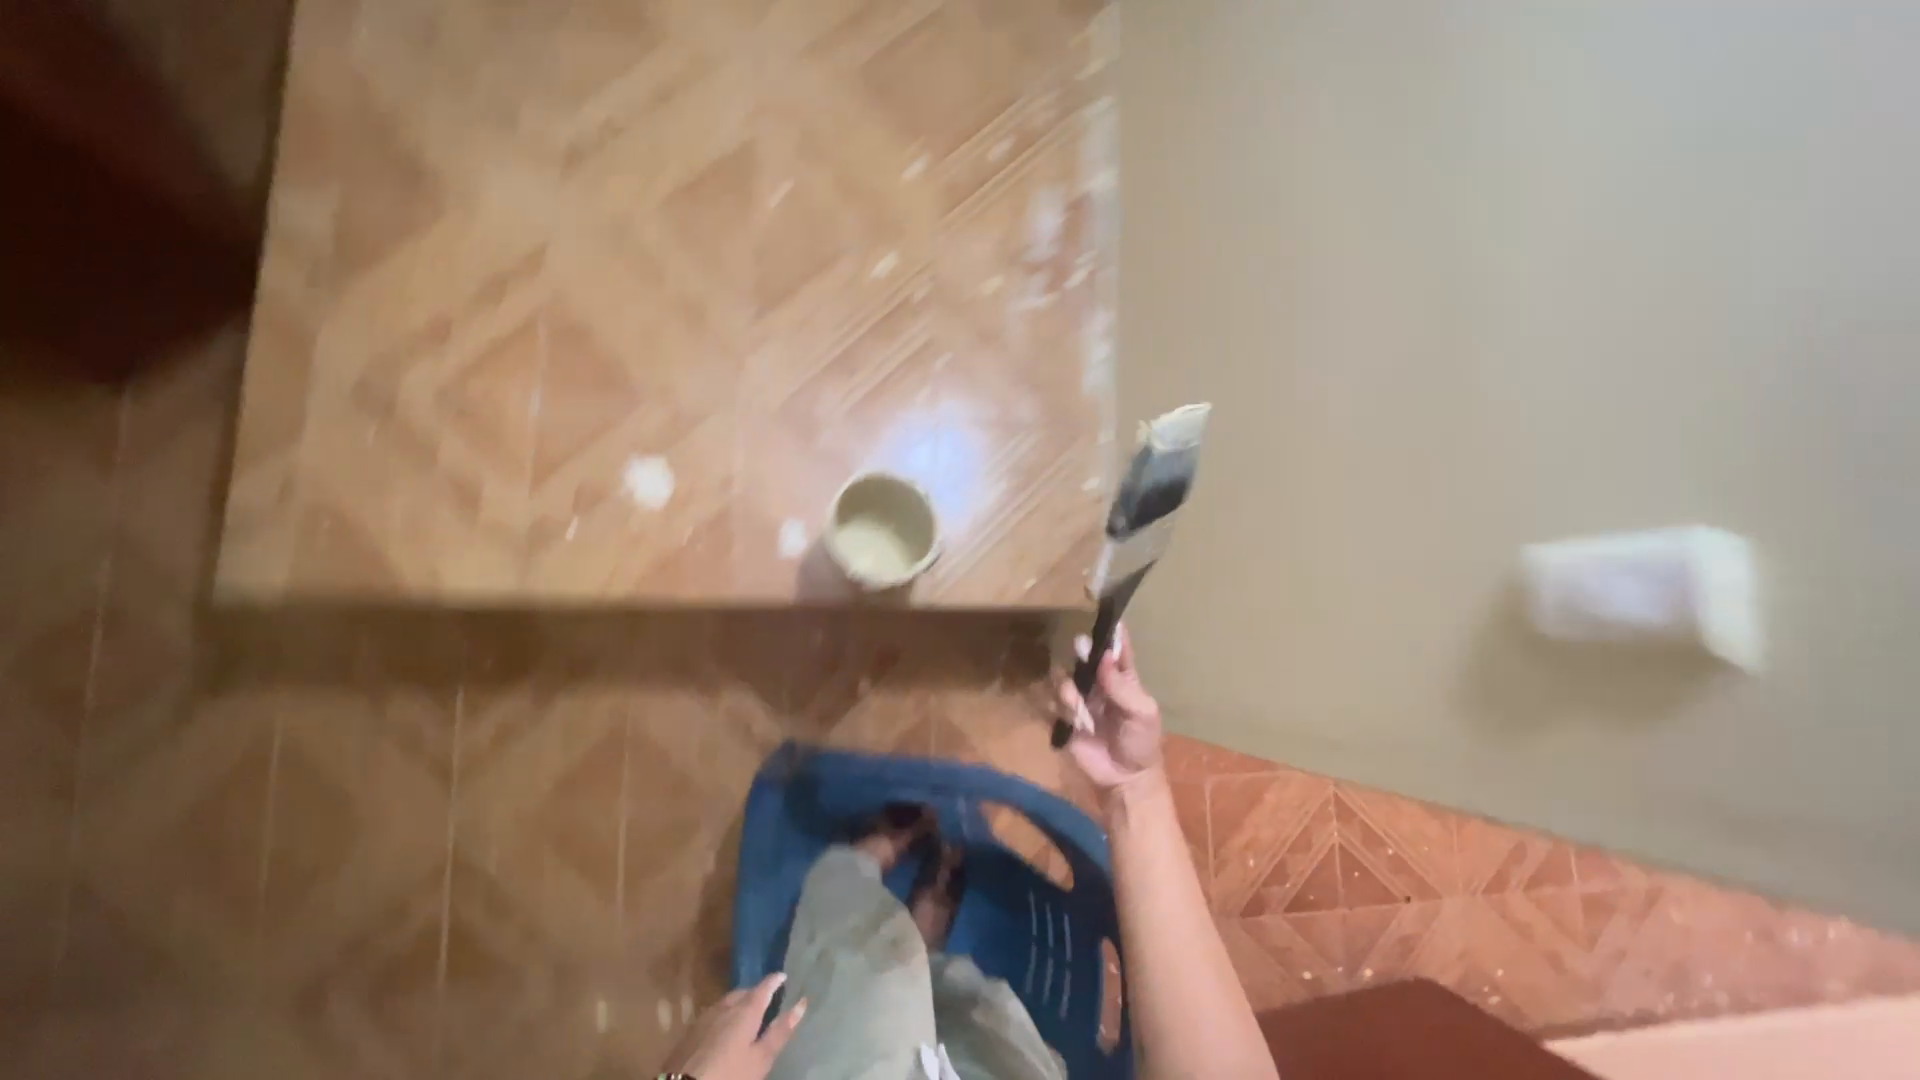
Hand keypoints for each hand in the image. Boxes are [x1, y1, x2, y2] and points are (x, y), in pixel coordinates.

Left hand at [659, 972, 803, 1079]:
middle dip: (755, 993)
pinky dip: (724, 1014)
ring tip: (746, 1015)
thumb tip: (801, 1003)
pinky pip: (714, 1013)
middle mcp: (725, 1006)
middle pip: (744, 992)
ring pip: (727, 1002)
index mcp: (746, 1010)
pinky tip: (723, 1029)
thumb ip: (780, 1031)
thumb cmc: (729, 1074)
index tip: (783, 976)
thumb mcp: (761, 1058)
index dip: (775, 980)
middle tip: (766, 1001)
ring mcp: (706, 1016)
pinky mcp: (691, 1030)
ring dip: (738, 1003)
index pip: (764, 987)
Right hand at [1055, 623, 1164, 793]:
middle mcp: (1099, 685)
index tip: (1108, 617)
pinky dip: (1061, 709)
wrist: (1125, 779)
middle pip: (1084, 658)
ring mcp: (1080, 701)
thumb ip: (1123, 686)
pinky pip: (1052, 704)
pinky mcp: (1064, 719)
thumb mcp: (1143, 713)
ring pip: (1064, 678)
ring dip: (1070, 689)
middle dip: (1082, 652)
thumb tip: (1104, 658)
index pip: (1117, 649)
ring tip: (1081, 709)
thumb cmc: (1141, 743)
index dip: (1112, 633)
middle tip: (1081, 649)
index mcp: (1123, 679)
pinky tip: (1075, 722)